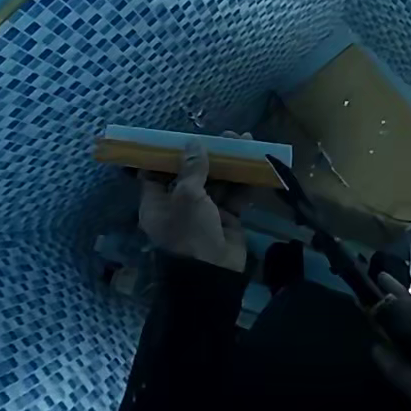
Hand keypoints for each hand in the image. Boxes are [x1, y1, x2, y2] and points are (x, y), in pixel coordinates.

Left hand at [138, 144, 247, 271]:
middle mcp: (177, 205)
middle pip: (190, 173)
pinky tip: (253, 163)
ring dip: (228, 163)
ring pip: (215, 181)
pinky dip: (242, 180)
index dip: (169, 154)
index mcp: (157, 202)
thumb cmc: (190, 231)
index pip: (156, 173)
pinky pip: (233, 195)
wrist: (214, 274)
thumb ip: (191, 169)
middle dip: (207, 154)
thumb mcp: (187, 196)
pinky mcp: (225, 218)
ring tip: (243, 142)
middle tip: (223, 137)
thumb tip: (194, 143)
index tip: (183, 136)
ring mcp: (202, 212)